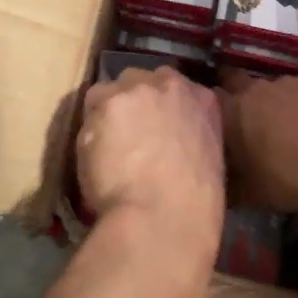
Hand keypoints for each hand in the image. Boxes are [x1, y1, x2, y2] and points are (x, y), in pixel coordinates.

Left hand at [77, 67, 224, 262]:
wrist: (164, 216)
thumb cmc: (194, 204)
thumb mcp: (208, 159)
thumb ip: (190, 134)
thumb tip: (170, 139)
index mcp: (203, 99)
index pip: (173, 89)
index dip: (157, 110)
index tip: (149, 130)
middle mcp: (170, 83)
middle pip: (140, 81)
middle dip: (132, 104)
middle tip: (126, 138)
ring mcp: (137, 88)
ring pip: (110, 91)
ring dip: (108, 114)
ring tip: (105, 148)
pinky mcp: (107, 100)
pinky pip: (89, 113)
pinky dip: (88, 134)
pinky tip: (94, 159)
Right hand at [219, 69, 297, 213]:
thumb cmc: (289, 179)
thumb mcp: (252, 195)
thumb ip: (230, 188)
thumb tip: (221, 188)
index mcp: (232, 113)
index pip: (210, 98)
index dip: (212, 107)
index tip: (215, 120)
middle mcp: (254, 89)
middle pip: (236, 81)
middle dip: (237, 93)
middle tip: (245, 117)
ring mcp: (285, 81)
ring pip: (271, 87)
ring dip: (273, 100)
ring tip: (285, 124)